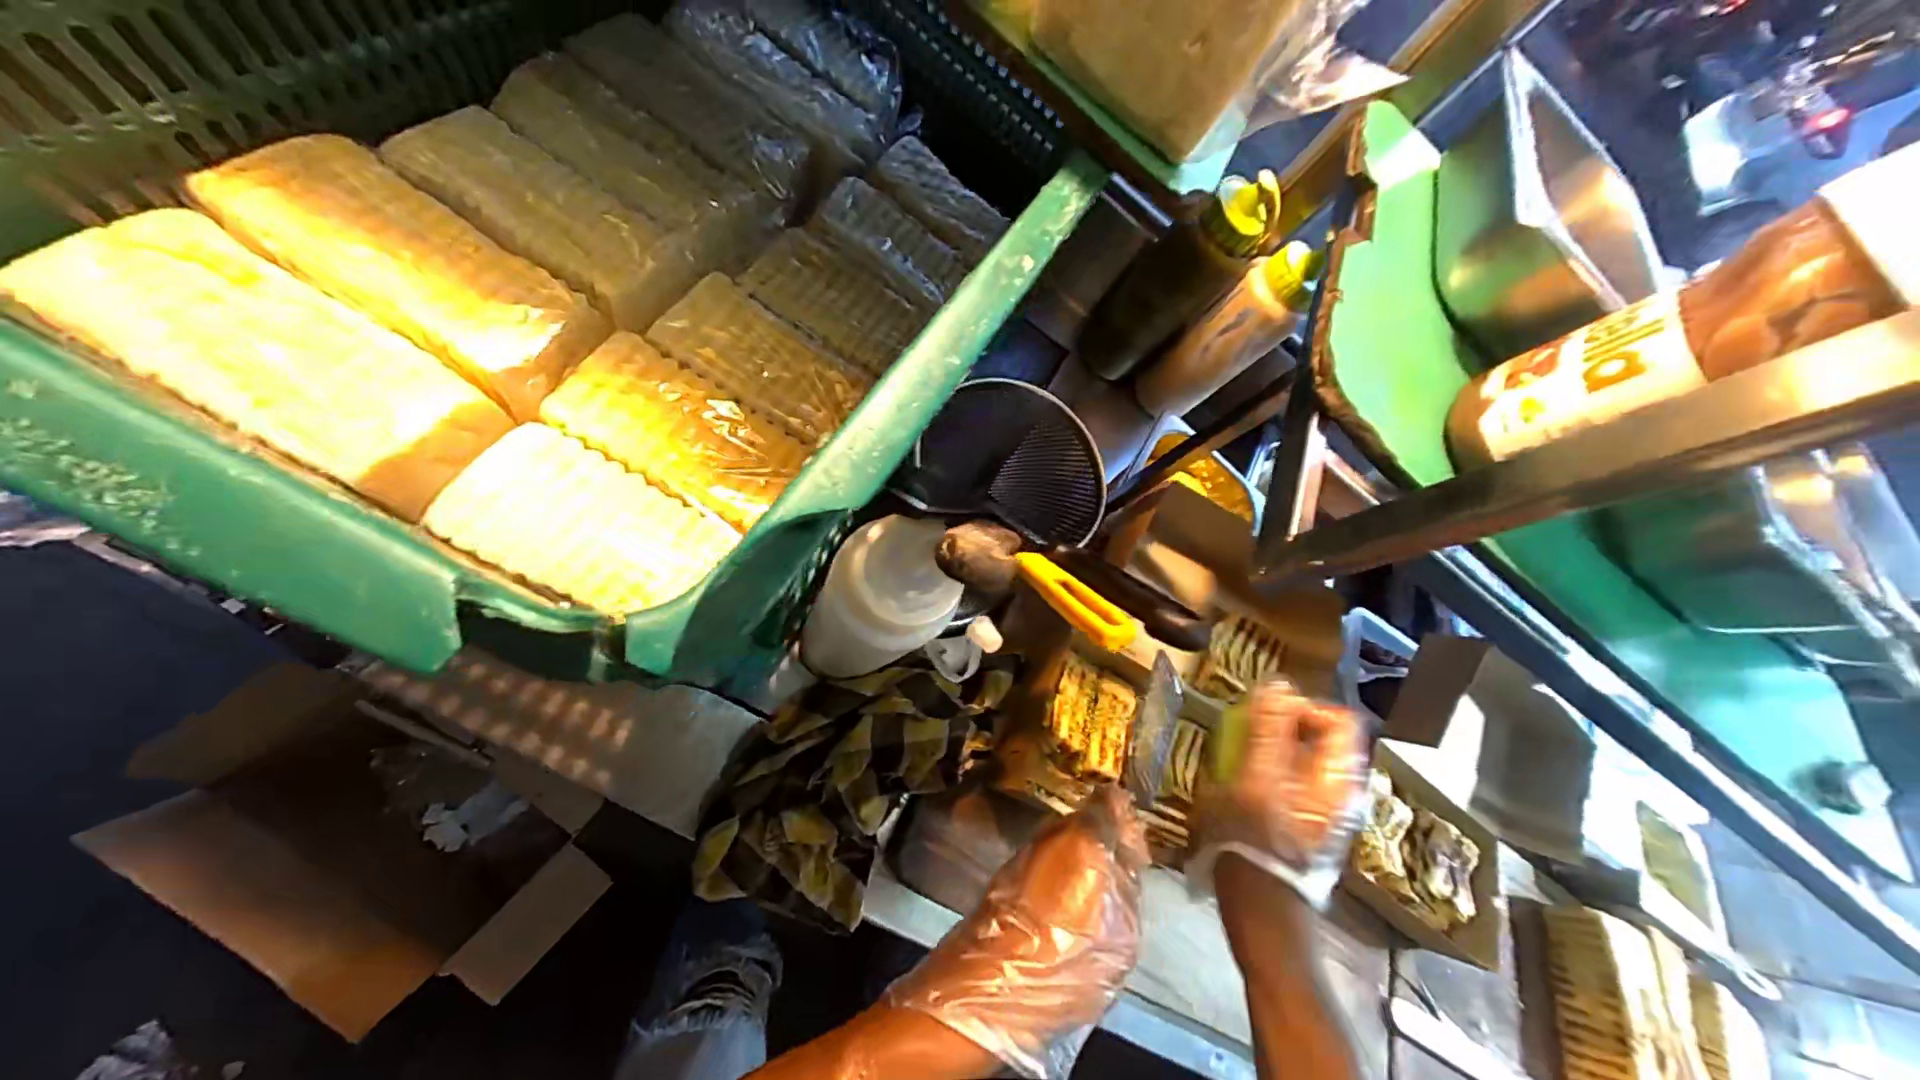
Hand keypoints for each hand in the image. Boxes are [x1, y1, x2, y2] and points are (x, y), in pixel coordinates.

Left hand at [885, 785, 1148, 1079]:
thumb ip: (1128, 884)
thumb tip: (1130, 857)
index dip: (1127, 819)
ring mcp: (1024, 848)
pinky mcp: (1005, 870)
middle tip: (1120, 871)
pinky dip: (1058, 870)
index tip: (1137, 843)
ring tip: (1095, 891)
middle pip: (1085, 818)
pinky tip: (1066, 903)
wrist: (987, 987)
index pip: (1111, 802)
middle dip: (1103, 837)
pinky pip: (1044, 857)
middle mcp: (1049, 832)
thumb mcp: (1118, 934)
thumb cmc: (1062, 965)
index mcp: (1083, 839)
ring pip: (1062, 837)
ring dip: (1079, 854)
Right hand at [1191, 679, 1368, 905]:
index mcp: (1336, 776)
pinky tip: (1245, 785)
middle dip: (1283, 727)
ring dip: (1274, 749)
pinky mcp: (1310, 824)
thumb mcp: (1256, 777)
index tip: (1268, 712)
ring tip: (1240, 756)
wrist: (1262, 905)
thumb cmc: (1256, 838)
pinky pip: (1296, 781)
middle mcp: (1341, 790)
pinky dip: (1273, 772)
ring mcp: (1327, 809)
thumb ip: (1269, 730)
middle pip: (1321, 738)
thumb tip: (1279, 686)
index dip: (1305, 706)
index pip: (1339, 718)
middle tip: (1247, 732)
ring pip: (1306, 760)